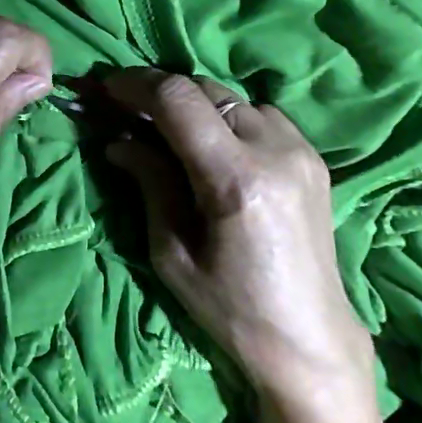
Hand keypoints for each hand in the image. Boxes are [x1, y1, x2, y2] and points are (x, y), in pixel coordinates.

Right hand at [102, 70, 373, 403]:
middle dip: (160, 92)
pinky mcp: (314, 158)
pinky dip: (227, 117)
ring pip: (235, 97)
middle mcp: (276, 150)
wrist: (308, 337)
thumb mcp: (172, 253)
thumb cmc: (230, 309)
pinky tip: (211, 145)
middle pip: (206, 88)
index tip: (107, 88)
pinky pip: (261, 115)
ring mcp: (302, 150)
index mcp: (236, 179)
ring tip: (165, 130)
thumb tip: (118, 141)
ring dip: (195, 104)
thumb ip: (150, 184)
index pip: (179, 99)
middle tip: (127, 110)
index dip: (136, 85)